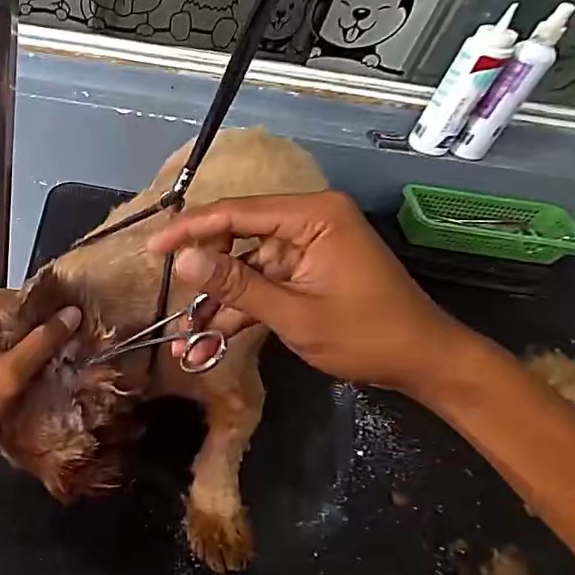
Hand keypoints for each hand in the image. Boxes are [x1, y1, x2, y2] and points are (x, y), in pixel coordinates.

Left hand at [0, 288, 79, 448]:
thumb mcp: (12, 372)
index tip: (71, 336)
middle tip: (61, 354)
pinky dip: (15, 352)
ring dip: (28, 345)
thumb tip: (73, 313)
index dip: (49, 320)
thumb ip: (44, 340)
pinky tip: (28, 368)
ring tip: (48, 363)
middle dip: (38, 333)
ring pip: (12, 326)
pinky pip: (0, 336)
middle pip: (18, 312)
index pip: (24, 301)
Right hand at [146, 191, 470, 392]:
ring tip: (185, 338)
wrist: (423, 362)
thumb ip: (237, 285)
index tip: (152, 248)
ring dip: (219, 303)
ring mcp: (306, 249)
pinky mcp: (306, 273)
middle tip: (172, 302)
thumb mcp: (295, 313)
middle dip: (205, 275)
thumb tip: (183, 260)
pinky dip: (241, 311)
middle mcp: (307, 222)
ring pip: (246, 269)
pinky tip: (210, 340)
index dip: (190, 230)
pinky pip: (264, 286)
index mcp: (312, 215)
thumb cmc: (367, 335)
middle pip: (237, 239)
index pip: (236, 213)